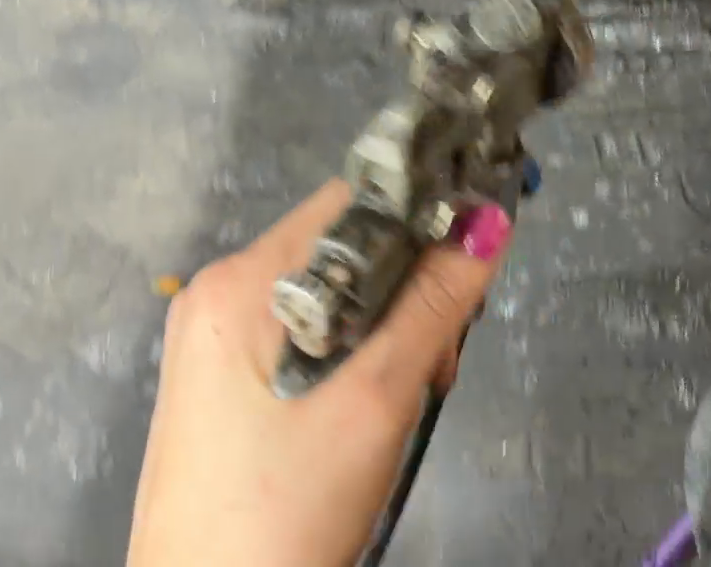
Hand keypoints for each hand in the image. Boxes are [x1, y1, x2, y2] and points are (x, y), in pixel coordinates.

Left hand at [127, 180, 512, 566]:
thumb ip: (437, 302)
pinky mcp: (225, 379)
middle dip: (411, 285)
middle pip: (348, 249)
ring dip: (392, 323)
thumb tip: (493, 219)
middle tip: (441, 353)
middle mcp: (223, 292)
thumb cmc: (289, 507)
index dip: (423, 216)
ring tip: (414, 387)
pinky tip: (376, 399)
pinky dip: (358, 350)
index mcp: (243, 280)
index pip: (354, 203)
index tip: (470, 263)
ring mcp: (218, 338)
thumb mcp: (378, 397)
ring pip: (337, 292)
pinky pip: (312, 331)